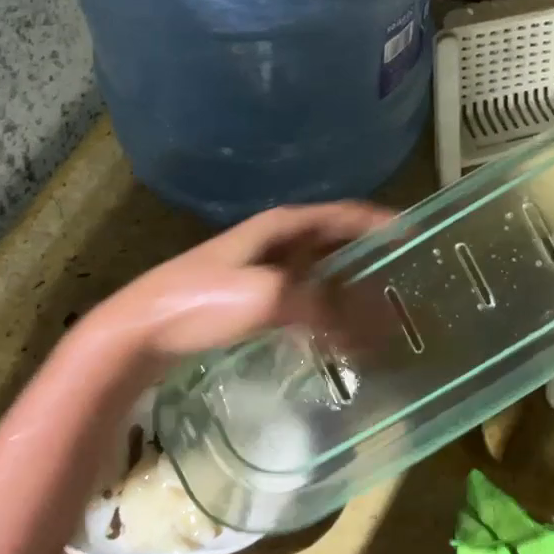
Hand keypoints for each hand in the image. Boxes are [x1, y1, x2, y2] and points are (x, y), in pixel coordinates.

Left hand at [81, 201, 391, 363]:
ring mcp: (263, 268)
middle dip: (369, 260)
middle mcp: (277, 240)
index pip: (345, 214)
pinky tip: (337, 339)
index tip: (414, 234)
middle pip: (336, 244)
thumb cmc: (202, 300)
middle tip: (401, 281)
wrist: (139, 330)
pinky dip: (326, 314)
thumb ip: (321, 309)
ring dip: (349, 292)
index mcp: (284, 226)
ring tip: (378, 314)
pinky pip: (304, 299)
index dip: (380, 222)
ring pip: (321, 274)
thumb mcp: (269, 298)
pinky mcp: (251, 297)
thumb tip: (367, 327)